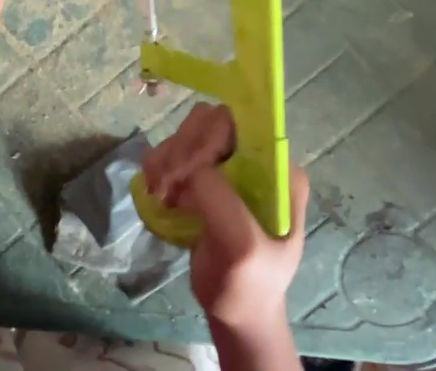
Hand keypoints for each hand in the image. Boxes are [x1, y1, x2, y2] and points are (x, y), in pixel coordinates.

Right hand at [143, 103, 310, 333]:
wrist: (236, 313)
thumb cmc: (248, 285)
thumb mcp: (242, 248)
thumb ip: (221, 200)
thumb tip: (191, 168)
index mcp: (279, 170)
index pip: (239, 124)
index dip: (207, 138)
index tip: (185, 175)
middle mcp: (255, 159)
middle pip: (208, 123)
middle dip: (181, 150)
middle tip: (165, 186)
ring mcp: (228, 166)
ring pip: (186, 133)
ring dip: (165, 158)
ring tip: (159, 193)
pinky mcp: (204, 177)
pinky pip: (174, 151)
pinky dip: (158, 165)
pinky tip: (157, 192)